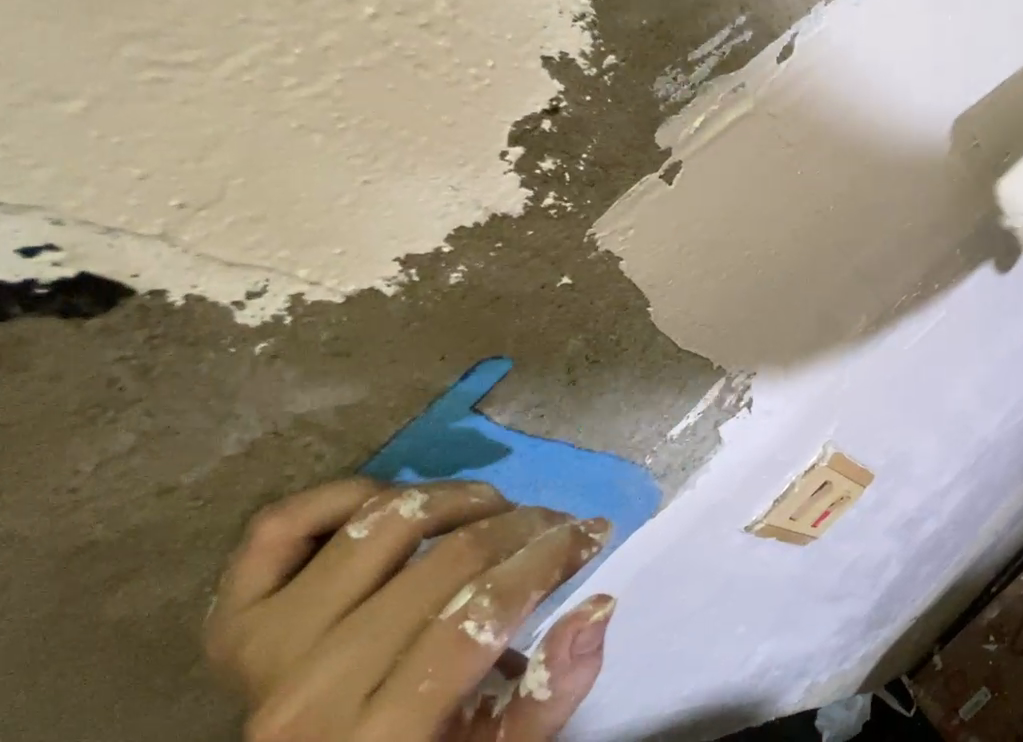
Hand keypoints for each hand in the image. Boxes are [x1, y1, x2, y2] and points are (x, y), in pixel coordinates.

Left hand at [205, 478, 614, 741]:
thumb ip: (552, 693)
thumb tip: (599, 604)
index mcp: (379, 738)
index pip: (478, 619)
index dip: (548, 562)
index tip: (594, 533)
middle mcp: (307, 691)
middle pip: (441, 565)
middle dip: (522, 528)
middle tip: (558, 523)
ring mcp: (261, 649)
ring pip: (378, 524)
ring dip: (455, 499)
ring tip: (494, 509)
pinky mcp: (233, 617)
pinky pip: (285, 522)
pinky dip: (348, 494)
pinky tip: (401, 506)